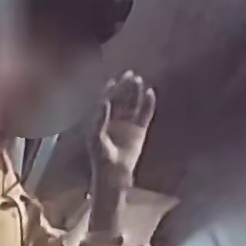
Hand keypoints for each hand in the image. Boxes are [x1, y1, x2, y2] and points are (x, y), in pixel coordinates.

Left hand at [88, 71, 155, 186]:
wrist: (114, 171)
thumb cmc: (101, 157)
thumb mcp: (96, 138)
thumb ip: (99, 120)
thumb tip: (104, 101)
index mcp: (102, 122)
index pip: (106, 103)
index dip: (109, 91)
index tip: (113, 80)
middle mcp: (115, 121)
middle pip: (121, 100)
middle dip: (124, 87)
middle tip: (129, 74)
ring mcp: (128, 124)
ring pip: (133, 104)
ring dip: (135, 92)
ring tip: (138, 80)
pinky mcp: (140, 129)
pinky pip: (146, 113)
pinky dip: (149, 103)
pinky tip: (150, 92)